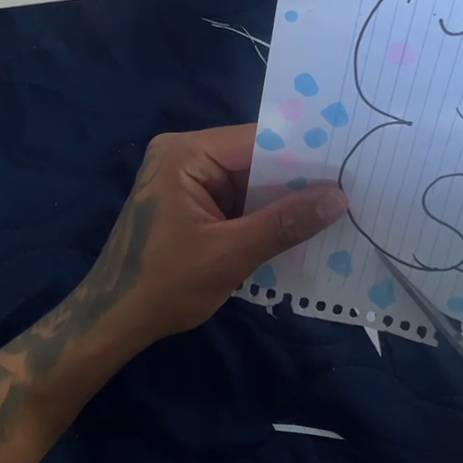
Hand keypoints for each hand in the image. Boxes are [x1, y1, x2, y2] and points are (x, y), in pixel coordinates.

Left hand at [85, 124, 345, 346]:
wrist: (112, 322)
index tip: (348, 165)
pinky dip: (261, 216)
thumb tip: (338, 198)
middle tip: (350, 191)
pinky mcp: (189, 203)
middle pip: (254, 160)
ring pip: (249, 182)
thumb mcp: (230, 254)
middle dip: (296, 181)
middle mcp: (183, 155)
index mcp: (185, 154)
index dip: (304, 154)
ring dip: (282, 202)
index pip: (256, 141)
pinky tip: (297, 229)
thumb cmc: (163, 285)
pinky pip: (236, 200)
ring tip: (334, 210)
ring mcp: (184, 179)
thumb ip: (285, 223)